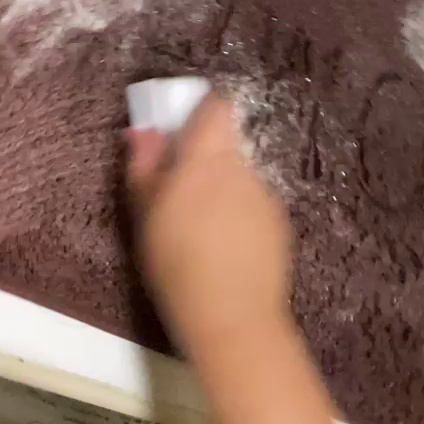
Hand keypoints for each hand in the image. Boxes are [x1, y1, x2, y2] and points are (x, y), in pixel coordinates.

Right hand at [126, 94, 293, 349]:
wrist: (231, 316)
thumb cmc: (174, 261)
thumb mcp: (143, 212)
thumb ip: (143, 164)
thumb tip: (142, 129)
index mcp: (205, 159)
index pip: (217, 107)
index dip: (202, 108)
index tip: (182, 126)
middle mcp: (241, 168)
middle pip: (226, 142)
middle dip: (203, 155)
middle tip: (179, 187)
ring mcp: (265, 196)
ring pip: (239, 175)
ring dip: (220, 186)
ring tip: (200, 225)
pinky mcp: (280, 224)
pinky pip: (252, 203)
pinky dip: (237, 213)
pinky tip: (224, 245)